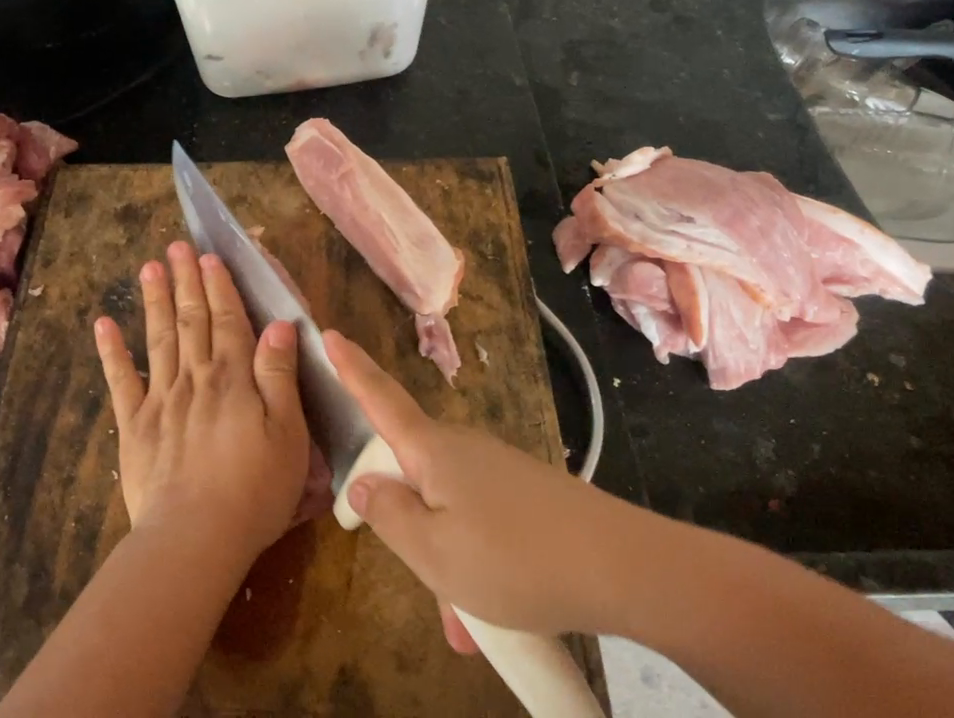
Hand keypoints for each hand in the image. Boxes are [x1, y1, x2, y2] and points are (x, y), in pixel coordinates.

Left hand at [93, 241, 310, 562]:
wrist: (196, 536)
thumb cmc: (255, 489)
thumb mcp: (288, 434)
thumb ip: (279, 376)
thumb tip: (280, 325)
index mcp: (233, 379)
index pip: (228, 321)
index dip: (220, 287)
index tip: (210, 256)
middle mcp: (195, 378)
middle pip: (191, 320)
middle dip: (185, 281)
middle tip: (177, 246)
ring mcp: (160, 400)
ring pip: (158, 339)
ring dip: (154, 301)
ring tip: (148, 267)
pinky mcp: (135, 427)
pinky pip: (122, 382)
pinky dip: (112, 352)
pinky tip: (104, 325)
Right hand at [325, 330, 662, 641]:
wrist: (625, 569)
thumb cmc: (513, 560)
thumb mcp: (433, 553)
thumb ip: (389, 516)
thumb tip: (366, 484)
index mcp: (433, 452)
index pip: (380, 401)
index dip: (352, 370)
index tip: (328, 333)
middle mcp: (465, 450)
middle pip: (413, 473)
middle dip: (408, 523)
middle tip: (425, 579)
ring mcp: (501, 472)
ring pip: (450, 512)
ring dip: (448, 561)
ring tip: (467, 619)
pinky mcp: (529, 496)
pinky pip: (483, 527)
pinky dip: (479, 567)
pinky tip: (496, 614)